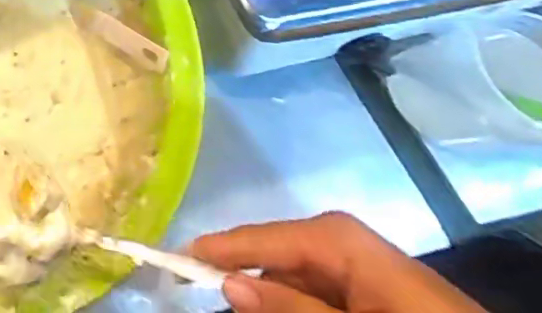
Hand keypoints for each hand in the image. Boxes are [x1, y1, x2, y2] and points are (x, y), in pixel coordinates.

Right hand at [190, 213, 486, 312]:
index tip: (173, 256)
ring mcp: (355, 263)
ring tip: (242, 302)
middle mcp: (341, 238)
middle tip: (202, 293)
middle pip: (276, 256)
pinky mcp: (367, 287)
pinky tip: (282, 307)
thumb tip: (227, 280)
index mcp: (337, 236)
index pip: (262, 236)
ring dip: (272, 297)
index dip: (218, 247)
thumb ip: (292, 306)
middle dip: (244, 279)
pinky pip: (319, 292)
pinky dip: (299, 305)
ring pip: (295, 278)